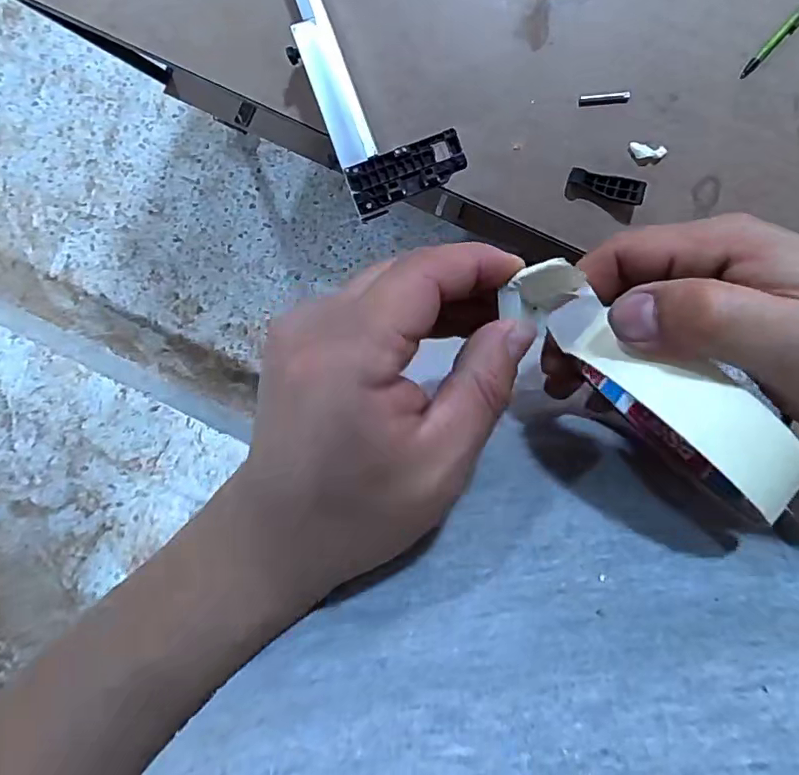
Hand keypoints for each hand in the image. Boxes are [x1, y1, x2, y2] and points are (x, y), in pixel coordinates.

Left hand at [222, 243, 535, 604]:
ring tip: (487, 315)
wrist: (274, 536)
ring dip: (436, 292)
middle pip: (401, 271)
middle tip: (513, 302)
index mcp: (347, 349)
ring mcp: (298, 324)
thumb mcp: (441, 460)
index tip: (523, 274)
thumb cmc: (360, 511)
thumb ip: (484, 383)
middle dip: (463, 278)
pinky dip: (405, 308)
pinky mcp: (295, 334)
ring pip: (382, 282)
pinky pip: (361, 302)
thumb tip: (517, 325)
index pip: (420, 273)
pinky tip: (439, 328)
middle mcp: (314, 320)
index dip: (476, 263)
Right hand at [545, 215, 798, 456]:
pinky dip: (651, 371)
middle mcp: (721, 264)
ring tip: (594, 398)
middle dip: (591, 328)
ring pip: (651, 318)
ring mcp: (732, 301)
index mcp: (729, 244)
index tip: (557, 344)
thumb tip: (620, 312)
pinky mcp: (740, 337)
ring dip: (616, 353)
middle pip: (633, 284)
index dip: (584, 290)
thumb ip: (709, 316)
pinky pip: (679, 346)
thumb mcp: (798, 339)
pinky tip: (643, 402)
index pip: (631, 252)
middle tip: (565, 382)